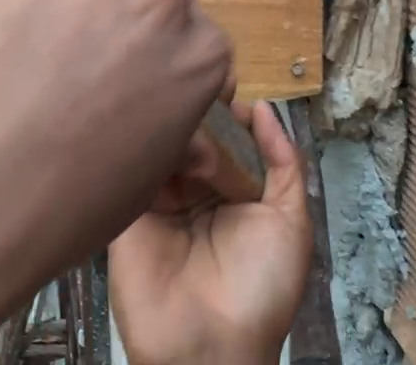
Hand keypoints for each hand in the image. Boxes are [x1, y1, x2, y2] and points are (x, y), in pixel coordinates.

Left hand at [0, 0, 234, 299]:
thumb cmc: (73, 202)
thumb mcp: (148, 174)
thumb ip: (175, 133)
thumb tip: (196, 146)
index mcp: (202, 51)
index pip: (194, 35)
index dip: (160, 56)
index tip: (133, 78)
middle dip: (125, 15)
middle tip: (84, 56)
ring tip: (45, 31)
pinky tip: (5, 30)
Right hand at [109, 102, 311, 364]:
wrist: (210, 350)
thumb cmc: (259, 288)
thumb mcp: (290, 224)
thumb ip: (283, 163)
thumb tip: (262, 106)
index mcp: (231, 188)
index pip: (225, 134)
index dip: (226, 106)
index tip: (225, 77)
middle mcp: (193, 188)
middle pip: (192, 134)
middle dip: (198, 111)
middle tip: (199, 88)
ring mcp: (157, 195)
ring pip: (164, 144)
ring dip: (175, 128)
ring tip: (186, 126)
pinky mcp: (125, 208)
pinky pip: (132, 167)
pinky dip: (142, 144)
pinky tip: (151, 127)